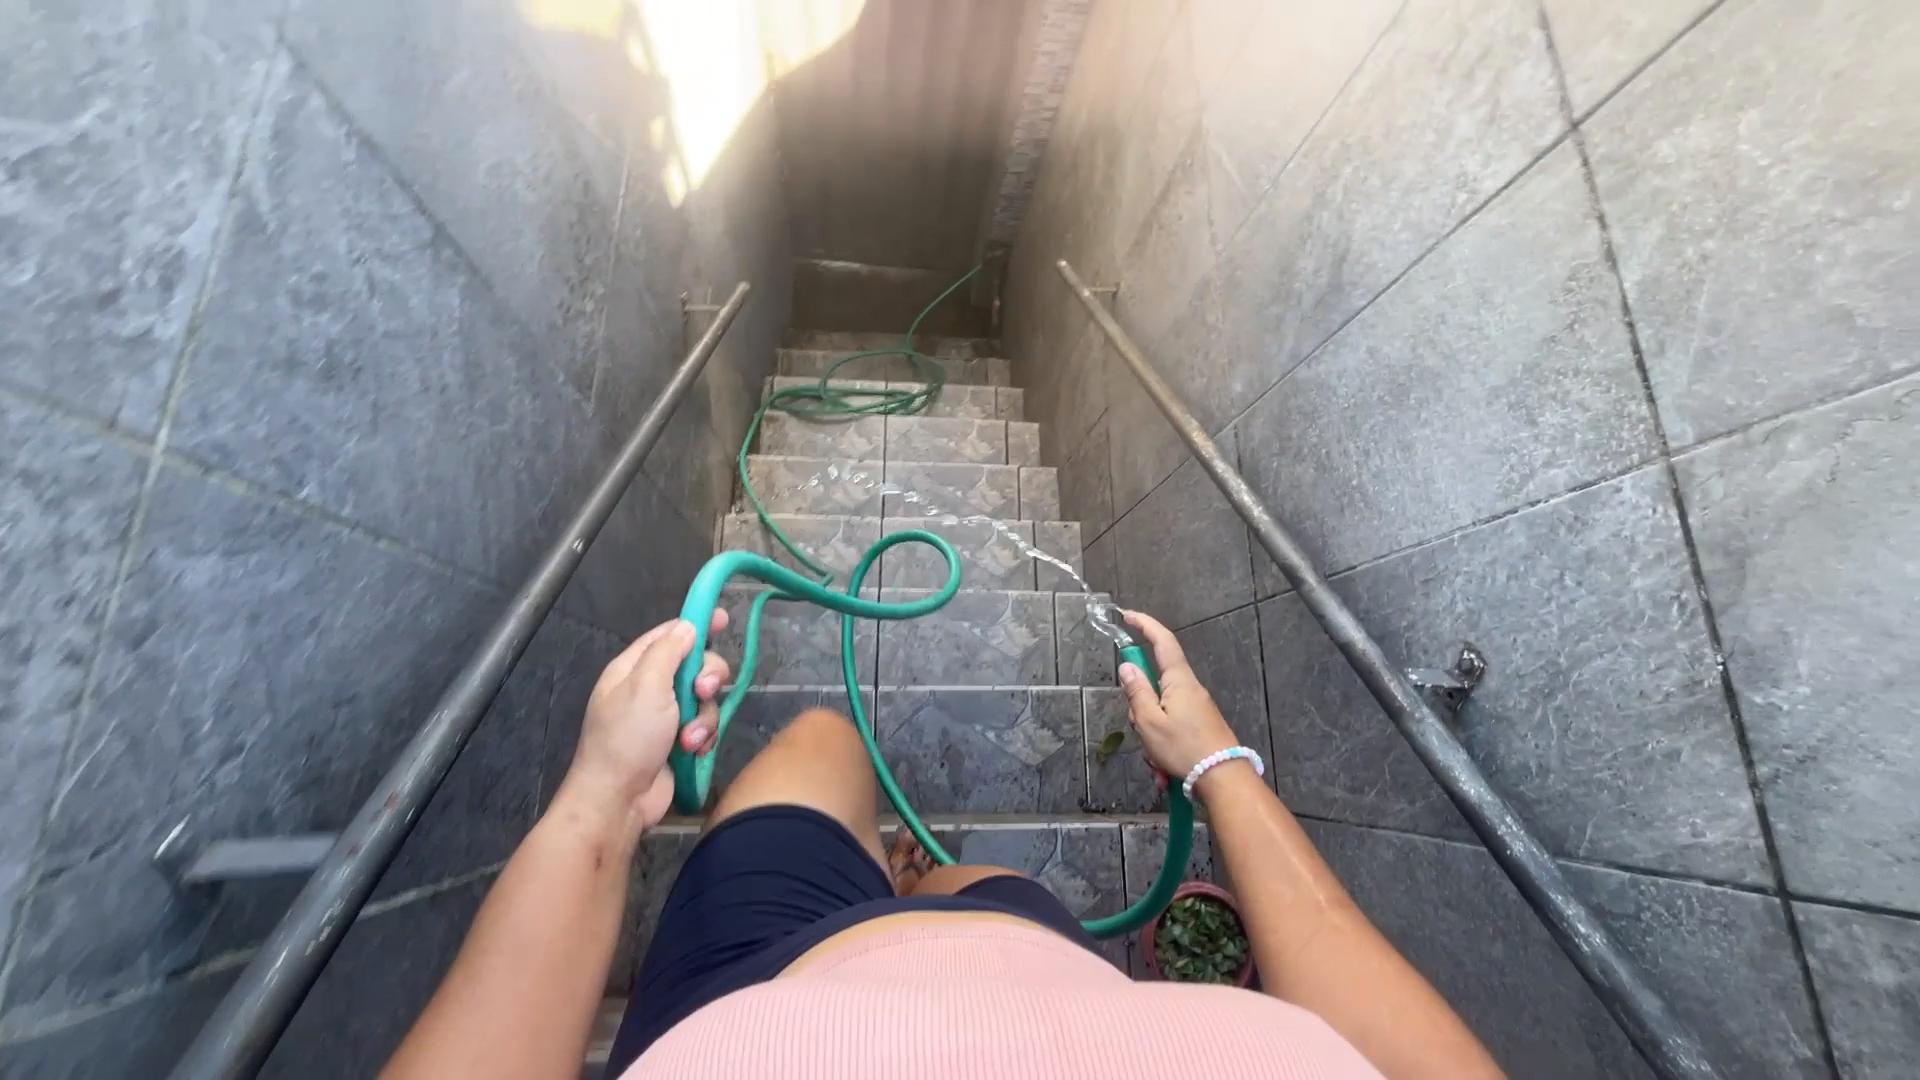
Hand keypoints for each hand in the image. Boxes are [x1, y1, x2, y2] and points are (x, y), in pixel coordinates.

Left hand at [558, 612, 729, 834]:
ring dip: (704, 717)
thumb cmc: (627, 738)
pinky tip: (694, 750)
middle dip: (707, 678)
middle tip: (704, 691)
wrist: (617, 801)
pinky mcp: (678, 740)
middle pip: (695, 665)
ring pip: (705, 698)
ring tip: (690, 738)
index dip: (696, 624)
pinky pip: (704, 725)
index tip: (724, 618)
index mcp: (633, 668)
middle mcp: (650, 688)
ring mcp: (664, 716)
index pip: (669, 634)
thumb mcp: (646, 686)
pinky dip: (703, 736)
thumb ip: (669, 651)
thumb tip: (688, 626)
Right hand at [1116, 610, 1238, 787]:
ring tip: (1157, 761)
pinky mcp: (1200, 726)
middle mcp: (1190, 689)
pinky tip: (1166, 772)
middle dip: (1141, 707)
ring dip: (1152, 735)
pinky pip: (1172, 729)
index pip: (1162, 641)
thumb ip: (1136, 693)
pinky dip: (1163, 748)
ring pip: (1161, 712)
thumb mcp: (1150, 722)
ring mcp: (1197, 708)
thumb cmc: (1184, 748)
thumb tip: (1127, 666)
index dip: (1145, 625)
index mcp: (1178, 680)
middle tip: (1140, 729)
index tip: (1127, 616)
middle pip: (1155, 684)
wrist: (1224, 779)